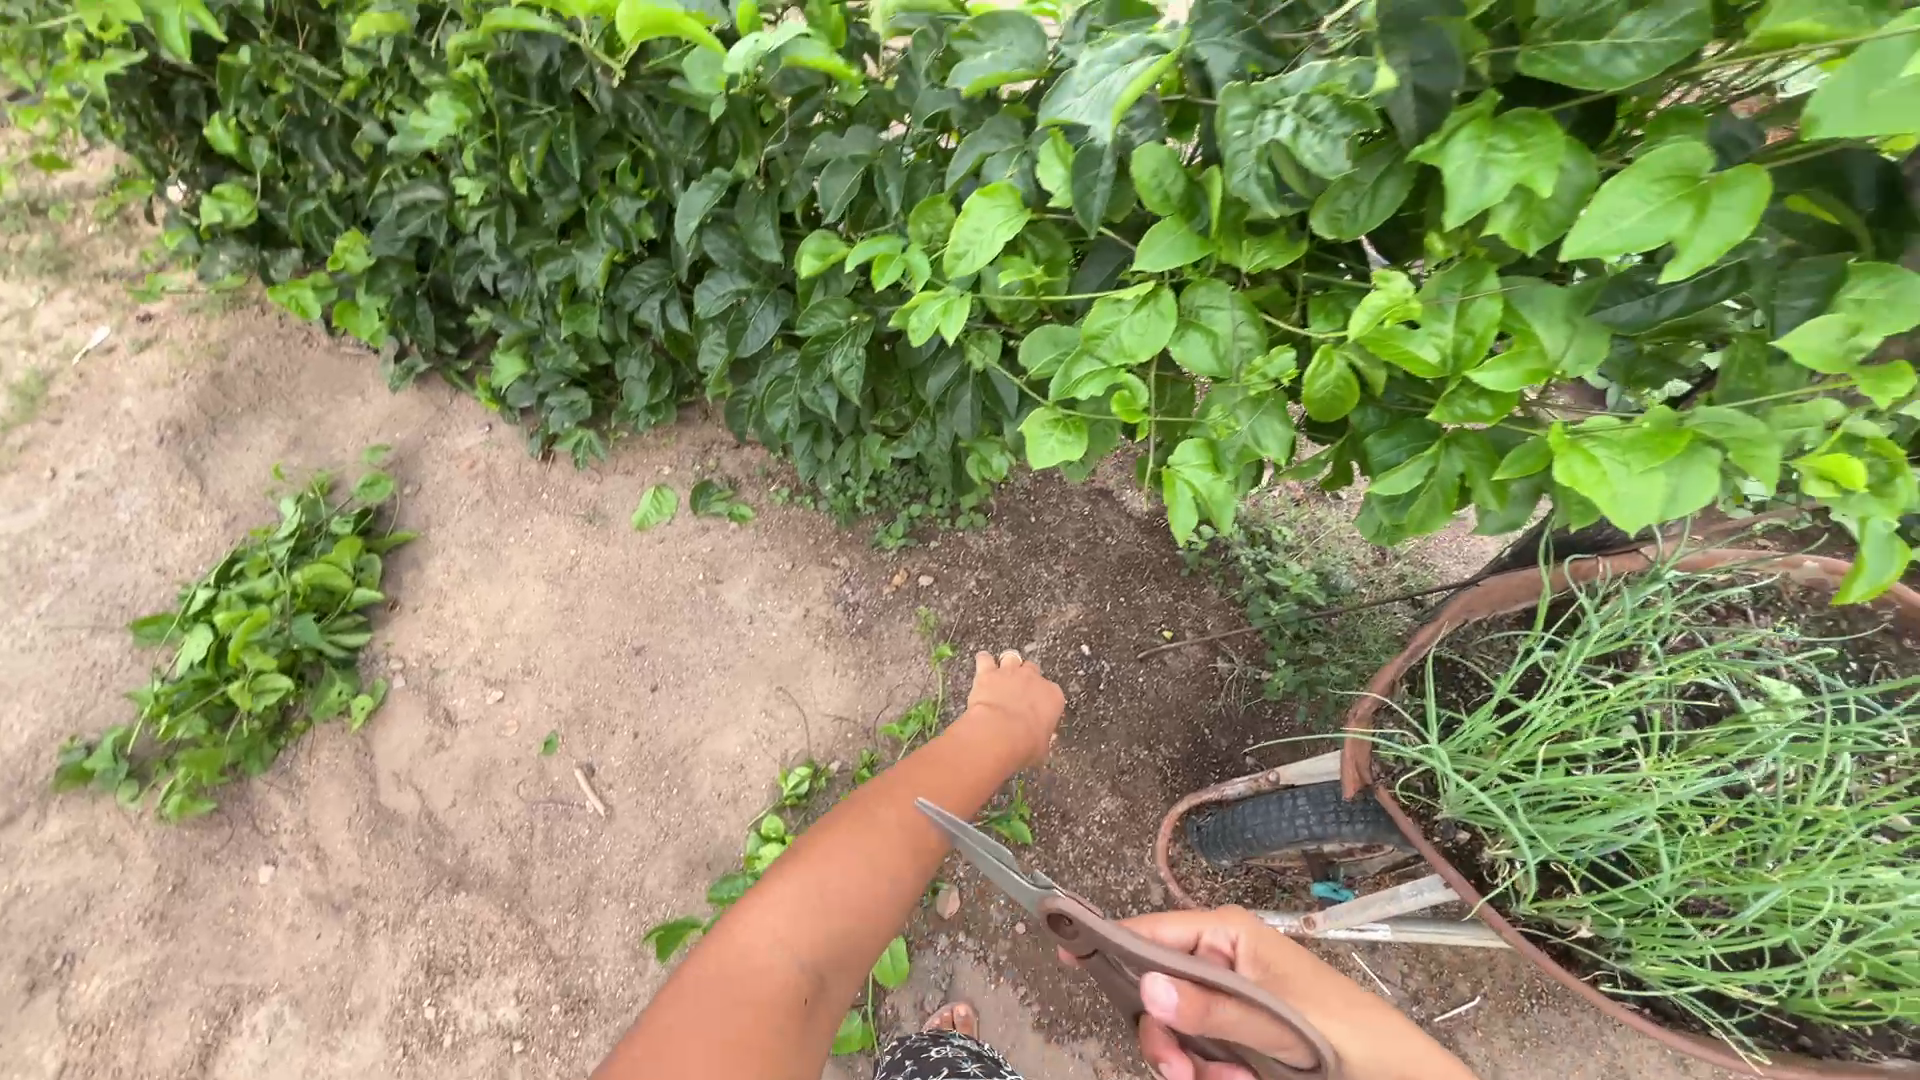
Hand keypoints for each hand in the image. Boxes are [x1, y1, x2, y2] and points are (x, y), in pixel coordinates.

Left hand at [963, 650, 1064, 768]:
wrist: (1000, 732)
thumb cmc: (1025, 743)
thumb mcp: (1042, 746)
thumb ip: (1043, 737)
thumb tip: (1043, 741)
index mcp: (1052, 696)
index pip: (1052, 692)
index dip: (1042, 699)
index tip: (1036, 708)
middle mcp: (1033, 678)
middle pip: (1032, 669)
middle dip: (1025, 677)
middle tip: (1017, 690)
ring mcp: (1010, 672)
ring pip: (1011, 658)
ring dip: (1006, 665)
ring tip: (1000, 674)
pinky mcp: (988, 673)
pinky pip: (985, 658)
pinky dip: (983, 661)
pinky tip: (982, 666)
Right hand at [1106, 907, 1476, 1079]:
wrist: (1405, 1079)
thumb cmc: (1348, 1034)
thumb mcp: (1280, 1023)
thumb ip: (1213, 1008)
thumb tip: (1146, 987)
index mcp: (1228, 933)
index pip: (1153, 930)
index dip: (1109, 940)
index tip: (1067, 951)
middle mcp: (1219, 955)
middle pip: (1156, 985)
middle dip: (1163, 1032)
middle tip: (1178, 1074)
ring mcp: (1227, 993)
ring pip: (1174, 1022)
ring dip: (1190, 1060)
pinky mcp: (1236, 1028)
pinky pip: (1198, 1047)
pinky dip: (1210, 1071)